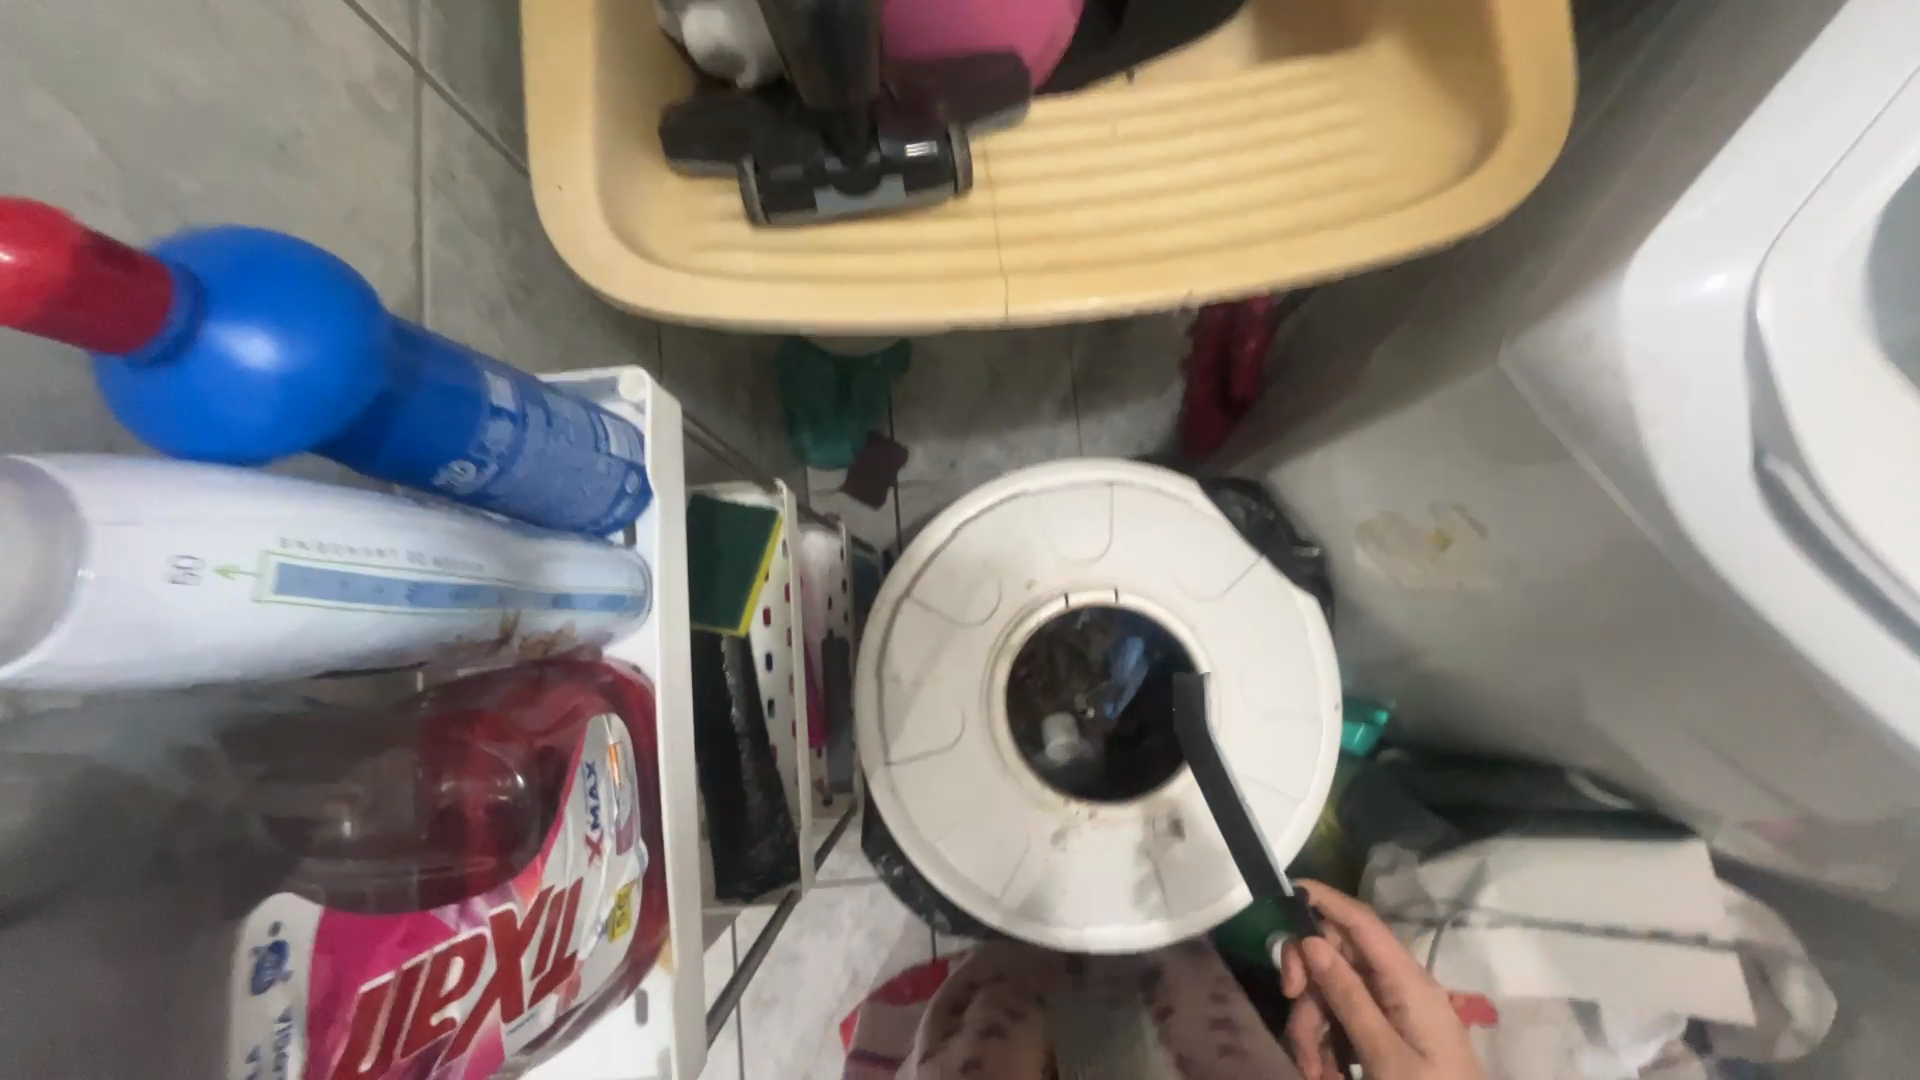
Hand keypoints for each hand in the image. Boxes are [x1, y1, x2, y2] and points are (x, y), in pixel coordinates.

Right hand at [1277, 881, 1486, 1079]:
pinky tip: (1323, 1074)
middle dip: (1307, 981)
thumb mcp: (1388, 1059)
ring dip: (1311, 1025)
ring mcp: (1394, 1013)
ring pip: (1332, 993)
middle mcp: (1400, 988)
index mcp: (1408, 982)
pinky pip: (1343, 1022)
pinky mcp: (1389, 1038)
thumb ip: (1349, 998)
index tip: (1284, 892)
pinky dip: (1325, 1044)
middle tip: (1289, 1001)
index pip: (1361, 921)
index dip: (1324, 899)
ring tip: (1312, 1071)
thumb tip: (1311, 940)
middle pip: (1337, 956)